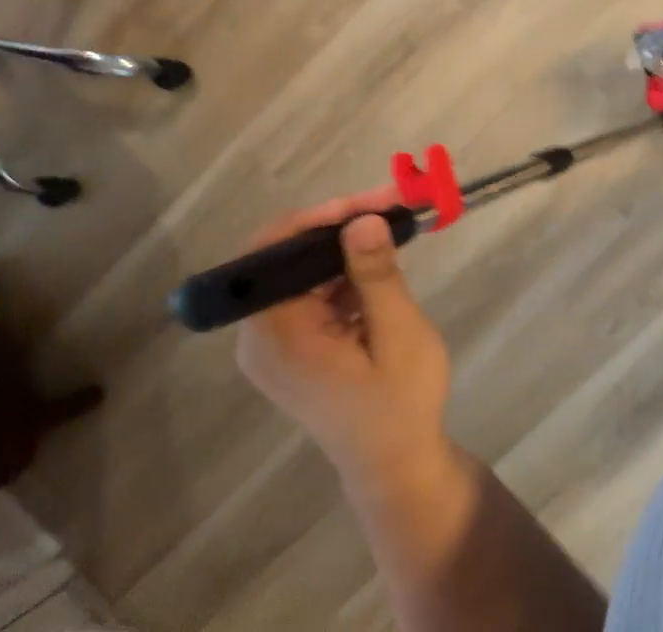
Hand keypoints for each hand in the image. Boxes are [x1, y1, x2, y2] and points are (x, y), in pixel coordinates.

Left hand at [235, 187, 453, 485]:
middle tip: (396, 206)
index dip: (320, 217)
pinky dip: (346, 276)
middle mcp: (262, 336)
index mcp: (277, 334)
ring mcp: (277, 345)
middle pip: (287, 260)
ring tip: (397, 229)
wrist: (395, 461)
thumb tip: (362, 219)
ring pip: (303, 276)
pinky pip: (313, 297)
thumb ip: (376, 277)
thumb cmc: (400, 400)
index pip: (273, 253)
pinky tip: (383, 269)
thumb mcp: (398, 334)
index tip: (375, 200)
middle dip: (340, 227)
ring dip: (347, 249)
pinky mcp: (297, 350)